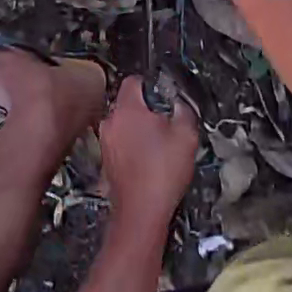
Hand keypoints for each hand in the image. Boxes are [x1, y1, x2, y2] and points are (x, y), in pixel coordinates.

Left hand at [97, 78, 197, 232]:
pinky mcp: (105, 159)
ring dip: (139, 128)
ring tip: (159, 143)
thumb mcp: (186, 135)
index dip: (150, 84)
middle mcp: (111, 122)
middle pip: (128, 103)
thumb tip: (180, 105)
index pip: (133, 80)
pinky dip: (132, 145)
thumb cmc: (162, 173)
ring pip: (123, 123)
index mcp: (128, 109)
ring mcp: (105, 141)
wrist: (141, 211)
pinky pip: (120, 141)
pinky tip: (149, 159)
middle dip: (146, 109)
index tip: (163, 94)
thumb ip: (183, 111)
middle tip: (166, 121)